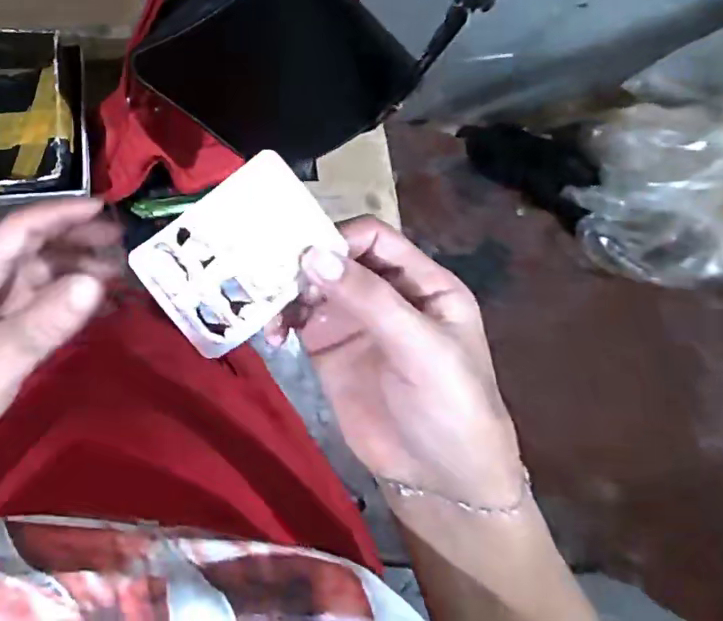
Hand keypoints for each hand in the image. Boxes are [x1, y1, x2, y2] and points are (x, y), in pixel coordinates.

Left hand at [0, 198, 122, 454]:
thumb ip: (47, 320)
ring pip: (42, 269)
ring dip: (77, 265)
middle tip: (120, 238)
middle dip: (75, 235)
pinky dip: (71, 295)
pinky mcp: (4, 325)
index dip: (61, 213)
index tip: (102, 208)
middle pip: (34, 244)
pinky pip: (44, 297)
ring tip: (118, 269)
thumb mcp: (2, 357)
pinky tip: (99, 302)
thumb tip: (95, 282)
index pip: (22, 229)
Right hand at [293, 217, 524, 509]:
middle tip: (273, 277)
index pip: (373, 238)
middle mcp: (383, 291)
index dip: (340, 239)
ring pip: (309, 282)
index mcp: (420, 282)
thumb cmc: (452, 407)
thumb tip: (312, 253)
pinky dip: (278, 317)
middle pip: (334, 255)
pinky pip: (294, 316)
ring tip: (270, 311)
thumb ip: (369, 298)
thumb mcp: (421, 349)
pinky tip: (272, 335)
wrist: (443, 485)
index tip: (306, 256)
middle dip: (303, 262)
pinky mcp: (326, 345)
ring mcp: (352, 318)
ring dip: (285, 289)